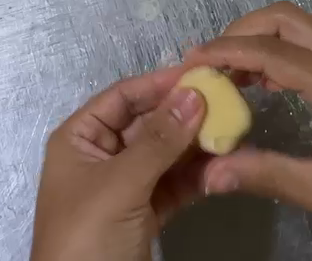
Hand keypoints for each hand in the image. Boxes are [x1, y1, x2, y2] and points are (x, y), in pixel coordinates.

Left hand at [31, 66, 209, 260]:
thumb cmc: (87, 236)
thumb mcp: (119, 185)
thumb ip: (158, 141)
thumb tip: (193, 94)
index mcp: (80, 138)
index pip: (122, 98)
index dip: (158, 84)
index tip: (199, 74)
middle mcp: (100, 156)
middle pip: (146, 125)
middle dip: (183, 115)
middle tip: (226, 103)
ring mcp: (123, 188)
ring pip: (164, 157)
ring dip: (195, 147)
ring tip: (232, 134)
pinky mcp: (143, 217)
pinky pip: (172, 187)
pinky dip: (195, 179)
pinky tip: (222, 168)